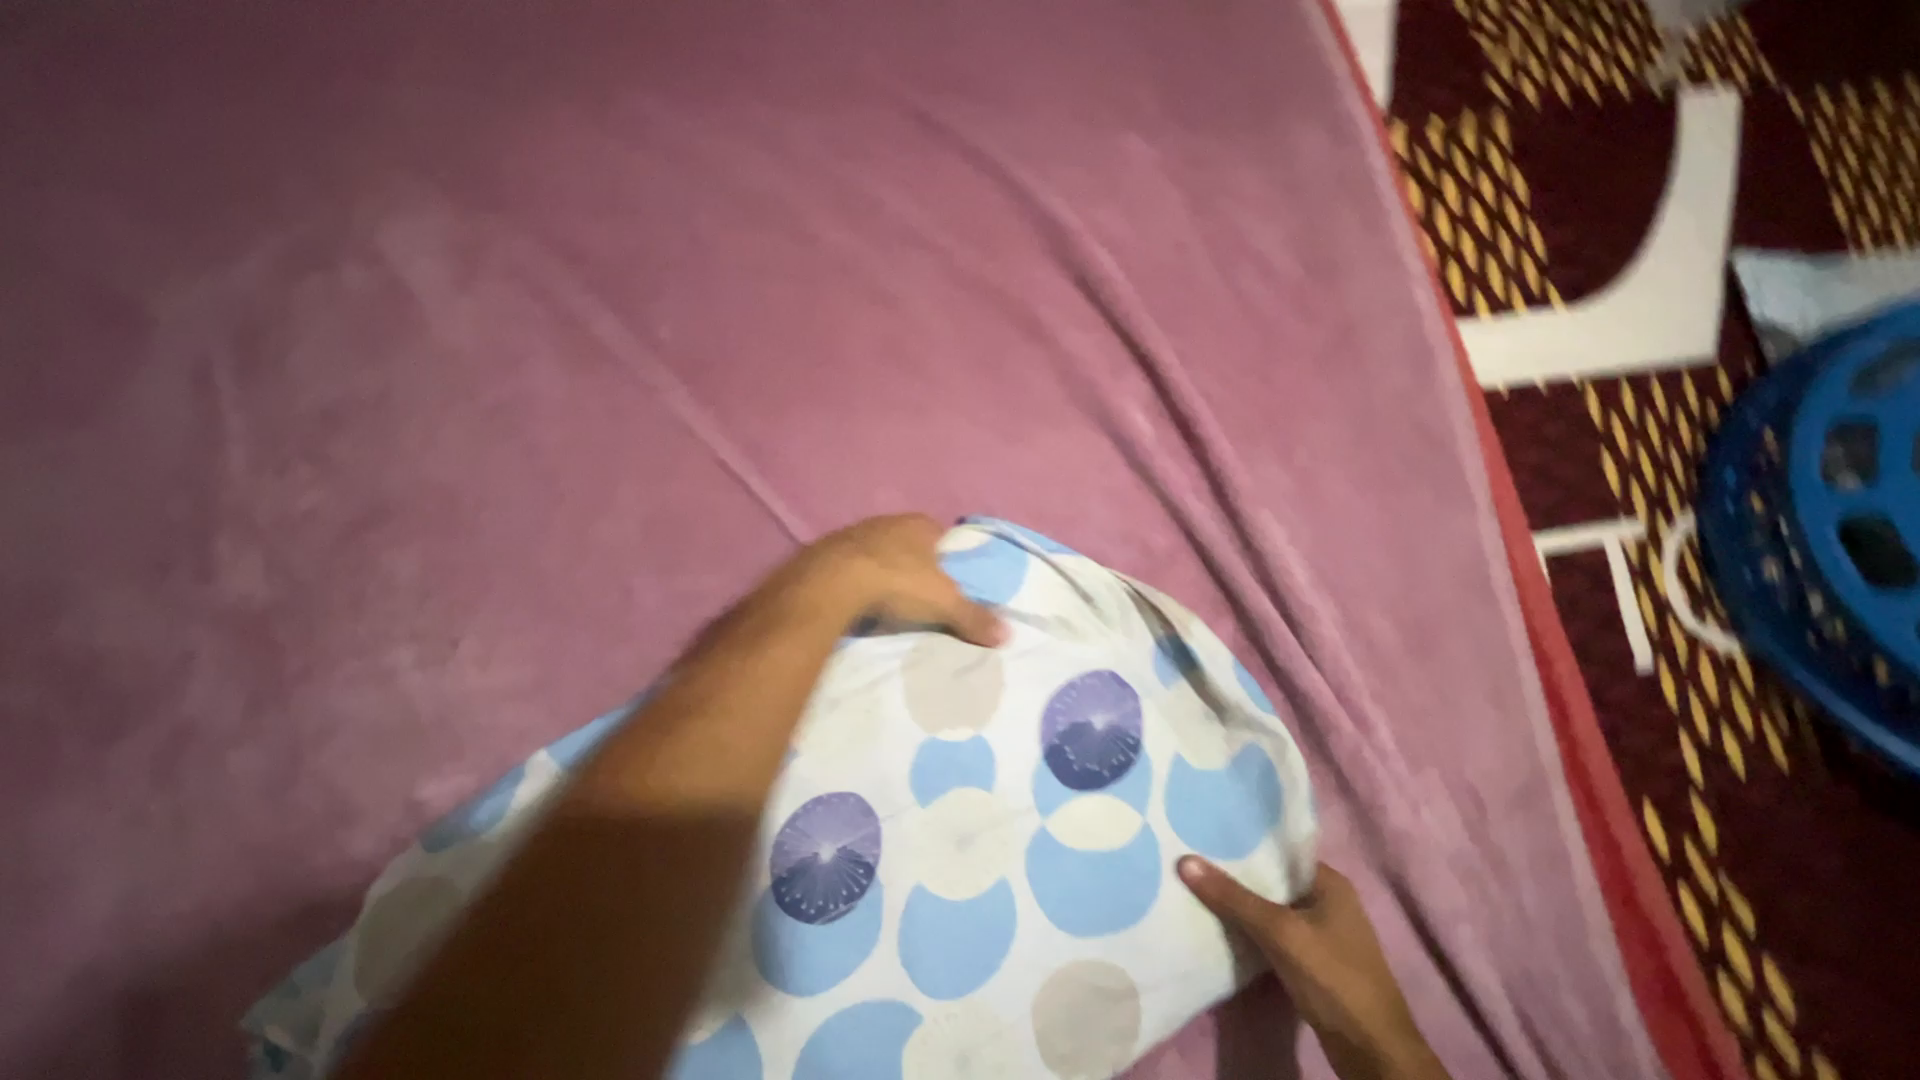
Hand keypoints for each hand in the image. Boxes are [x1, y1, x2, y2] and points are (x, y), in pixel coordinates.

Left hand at [789, 514, 1006, 646]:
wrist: (833, 582)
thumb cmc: (897, 583)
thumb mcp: (944, 603)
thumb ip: (974, 617)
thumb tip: (1009, 634)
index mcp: (919, 524)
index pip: (940, 534)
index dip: (946, 554)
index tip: (948, 577)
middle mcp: (887, 521)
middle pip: (907, 541)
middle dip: (913, 562)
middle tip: (919, 591)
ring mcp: (853, 533)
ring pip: (876, 550)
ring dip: (881, 568)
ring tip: (887, 597)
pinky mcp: (825, 551)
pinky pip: (848, 564)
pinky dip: (855, 578)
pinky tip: (857, 597)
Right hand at [1179, 858, 1449, 1079]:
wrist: (1370, 1048)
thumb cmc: (1333, 978)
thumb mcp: (1280, 933)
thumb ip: (1234, 898)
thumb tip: (1186, 861)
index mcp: (1330, 883)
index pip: (1279, 853)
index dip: (1243, 846)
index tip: (1204, 839)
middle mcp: (1329, 901)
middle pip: (1273, 881)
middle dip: (1237, 877)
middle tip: (1192, 863)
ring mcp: (1322, 933)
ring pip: (1272, 910)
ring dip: (1242, 906)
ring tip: (1197, 891)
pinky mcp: (1313, 961)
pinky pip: (1275, 934)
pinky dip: (1251, 931)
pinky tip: (1221, 929)